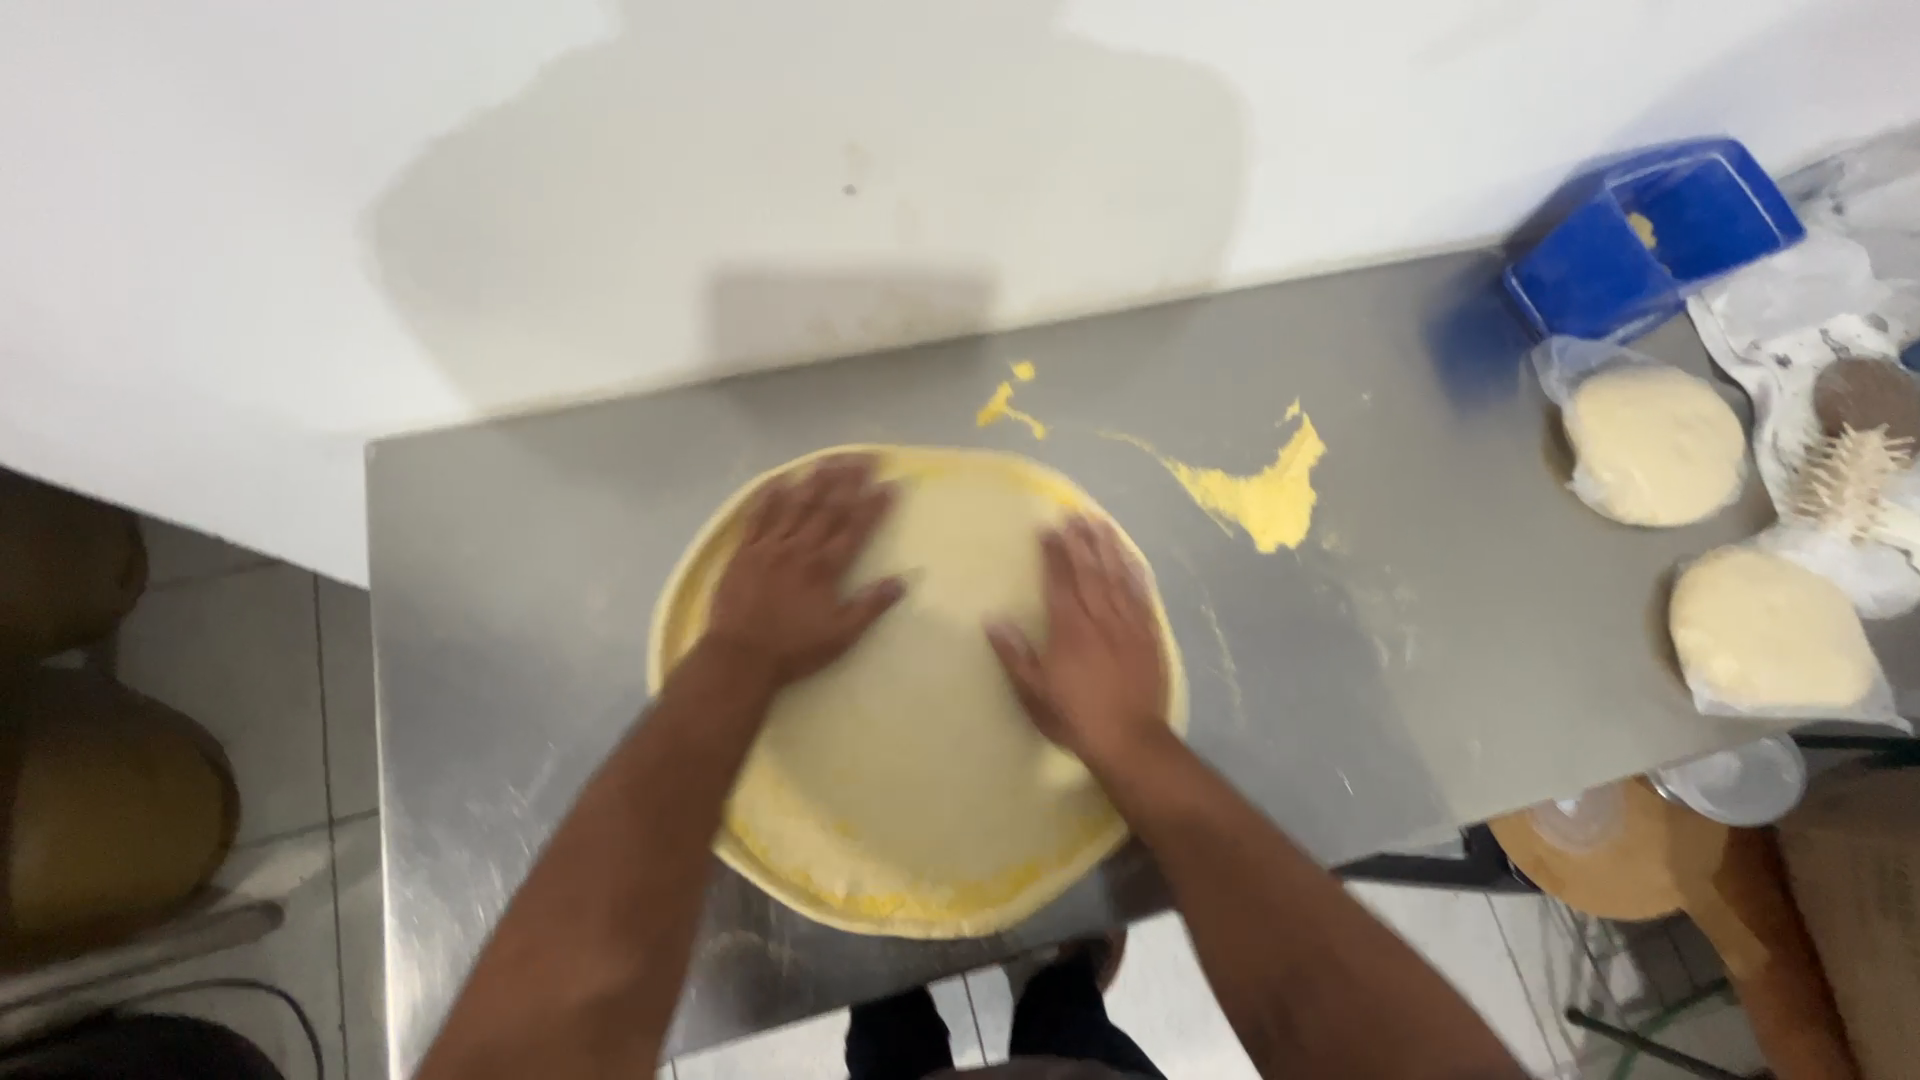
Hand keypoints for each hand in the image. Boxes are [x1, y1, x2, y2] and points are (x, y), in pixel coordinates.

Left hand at [705, 454, 904, 688]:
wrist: (739, 657)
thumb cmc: (794, 649)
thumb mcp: (841, 635)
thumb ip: (871, 605)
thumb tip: (902, 581)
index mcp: (826, 568)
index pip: (856, 528)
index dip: (874, 505)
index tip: (889, 484)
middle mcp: (800, 549)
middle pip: (828, 508)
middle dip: (849, 481)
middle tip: (864, 458)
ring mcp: (769, 547)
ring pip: (796, 505)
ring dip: (814, 480)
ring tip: (829, 460)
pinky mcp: (744, 552)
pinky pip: (758, 516)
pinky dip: (769, 496)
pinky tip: (780, 479)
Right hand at [986, 515, 1171, 764]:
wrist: (1130, 741)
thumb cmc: (1075, 718)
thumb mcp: (1034, 694)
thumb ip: (1015, 655)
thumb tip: (993, 620)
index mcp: (1069, 629)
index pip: (1059, 581)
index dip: (1053, 552)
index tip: (1049, 528)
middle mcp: (1100, 618)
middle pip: (1090, 570)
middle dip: (1081, 540)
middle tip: (1075, 513)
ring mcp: (1128, 625)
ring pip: (1118, 576)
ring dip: (1108, 547)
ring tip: (1101, 522)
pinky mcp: (1150, 636)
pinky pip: (1143, 596)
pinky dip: (1136, 573)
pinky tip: (1132, 558)